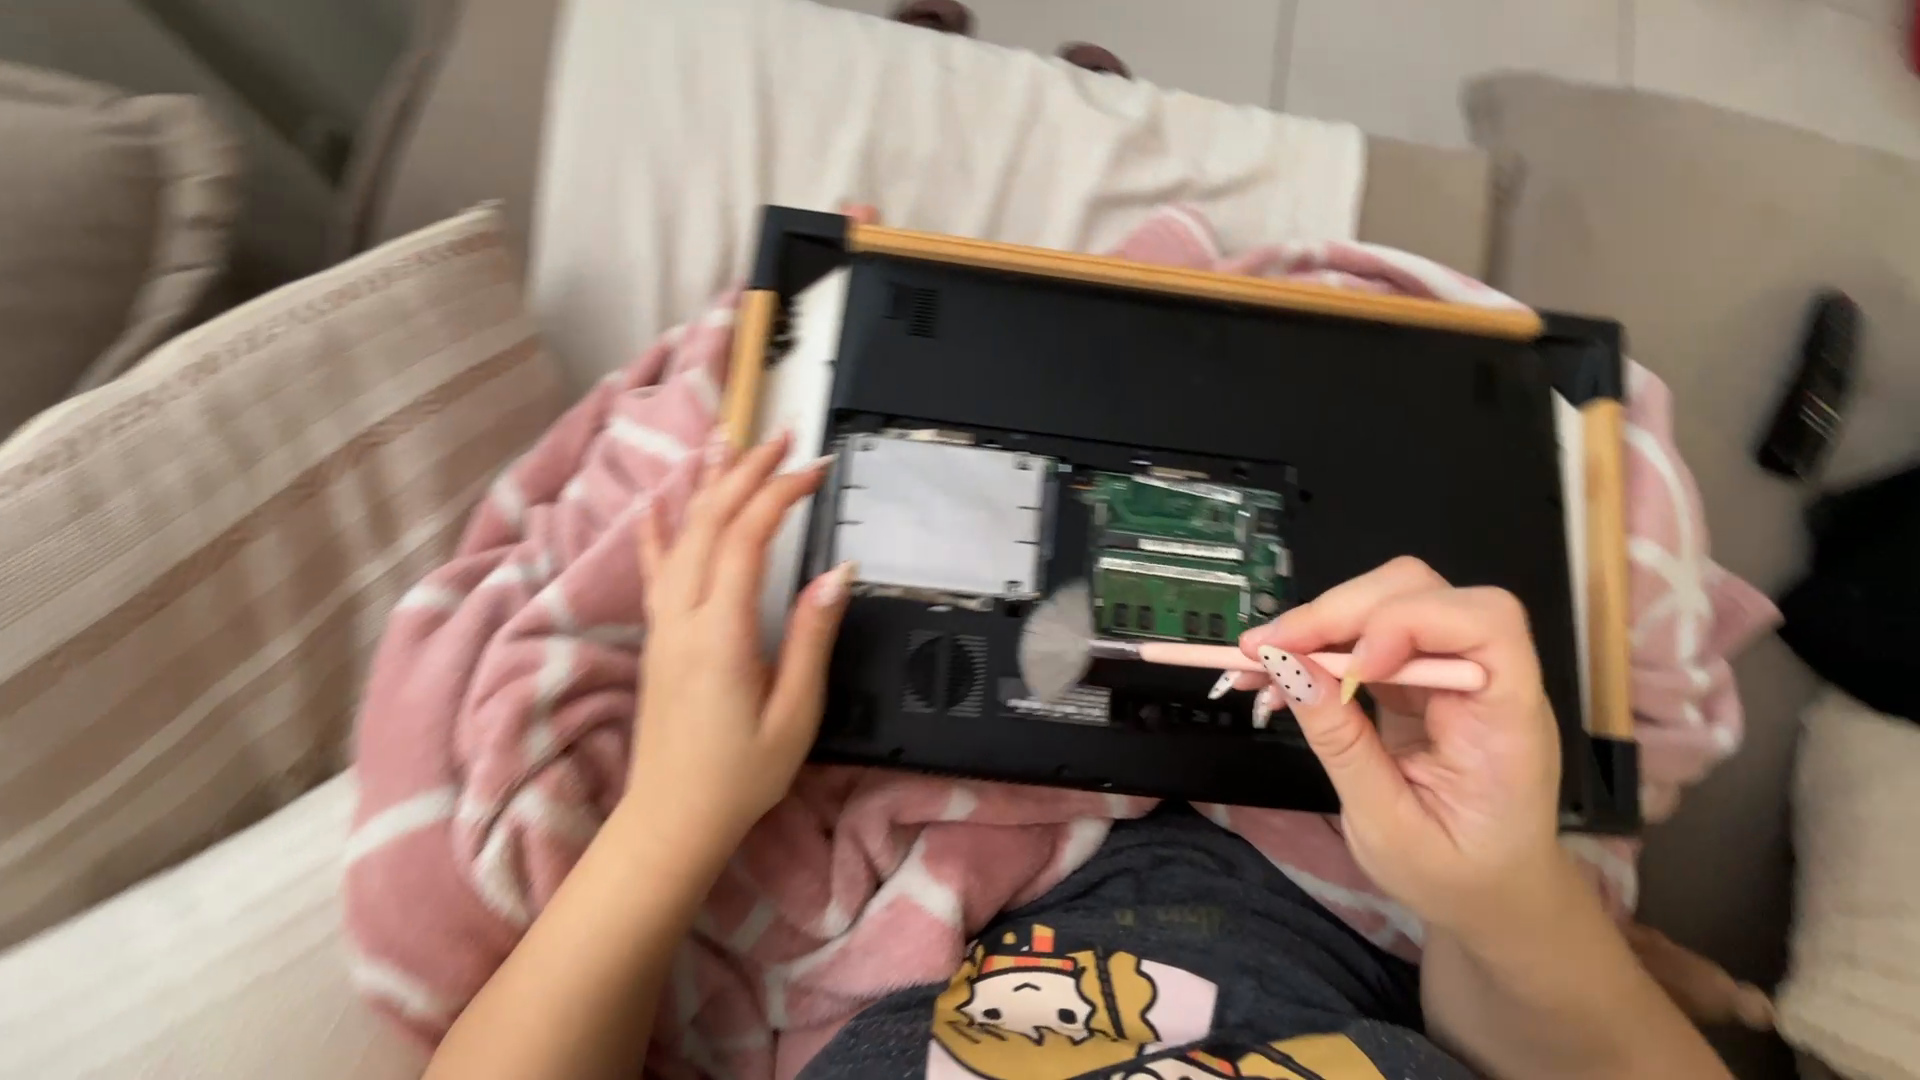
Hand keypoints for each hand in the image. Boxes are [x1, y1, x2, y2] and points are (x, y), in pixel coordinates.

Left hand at [629, 431, 854, 854]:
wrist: (673, 818)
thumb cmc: (741, 773)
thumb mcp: (795, 712)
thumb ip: (811, 636)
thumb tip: (837, 574)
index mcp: (723, 632)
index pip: (748, 538)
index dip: (782, 493)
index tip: (817, 469)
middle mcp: (684, 615)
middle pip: (710, 522)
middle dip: (748, 473)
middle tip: (783, 439)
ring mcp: (663, 623)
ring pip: (680, 535)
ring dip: (708, 485)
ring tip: (729, 443)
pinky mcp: (656, 636)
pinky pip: (652, 571)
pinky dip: (656, 530)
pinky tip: (658, 501)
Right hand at [1235, 556, 1563, 939]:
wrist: (1488, 896)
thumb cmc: (1454, 876)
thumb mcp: (1388, 828)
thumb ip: (1342, 744)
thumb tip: (1287, 667)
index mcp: (1506, 719)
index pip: (1484, 623)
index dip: (1409, 622)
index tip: (1351, 667)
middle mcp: (1481, 677)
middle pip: (1419, 592)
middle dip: (1336, 612)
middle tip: (1266, 649)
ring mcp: (1444, 671)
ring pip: (1381, 601)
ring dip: (1313, 624)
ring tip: (1255, 661)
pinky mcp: (1411, 676)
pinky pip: (1357, 636)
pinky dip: (1310, 646)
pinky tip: (1271, 673)